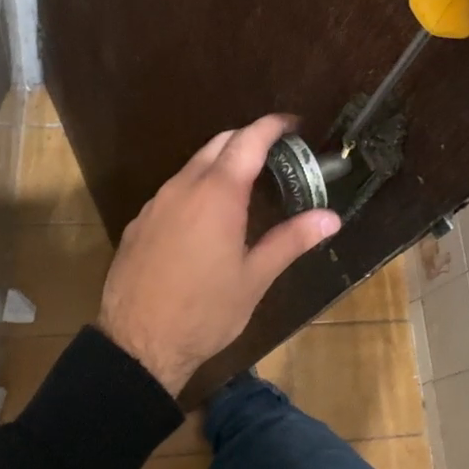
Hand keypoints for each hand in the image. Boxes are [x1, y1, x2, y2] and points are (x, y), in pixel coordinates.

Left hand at [96, 114, 340, 395]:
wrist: (137, 343)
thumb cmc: (205, 311)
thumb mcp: (255, 278)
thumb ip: (292, 240)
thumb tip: (331, 218)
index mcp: (218, 194)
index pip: (248, 140)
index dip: (272, 126)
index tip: (293, 125)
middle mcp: (184, 186)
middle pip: (219, 143)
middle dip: (248, 139)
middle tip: (276, 155)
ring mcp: (156, 202)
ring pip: (193, 165)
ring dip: (221, 163)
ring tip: (247, 185)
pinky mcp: (140, 221)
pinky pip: (174, 189)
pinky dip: (197, 187)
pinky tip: (208, 218)